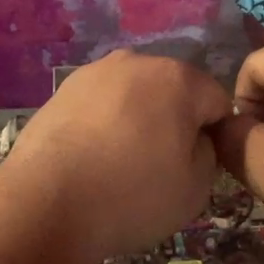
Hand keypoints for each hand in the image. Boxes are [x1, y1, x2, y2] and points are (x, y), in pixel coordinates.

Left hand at [0, 50, 231, 263]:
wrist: (47, 202)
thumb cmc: (132, 194)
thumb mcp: (196, 188)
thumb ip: (208, 152)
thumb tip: (193, 138)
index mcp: (178, 78)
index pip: (216, 101)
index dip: (214, 136)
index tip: (196, 167)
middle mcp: (138, 61)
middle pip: (172, 91)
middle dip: (173, 121)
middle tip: (159, 167)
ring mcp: (95, 71)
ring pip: (133, 95)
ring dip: (136, 120)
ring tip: (120, 165)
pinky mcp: (63, 89)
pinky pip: (100, 104)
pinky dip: (103, 124)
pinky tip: (91, 159)